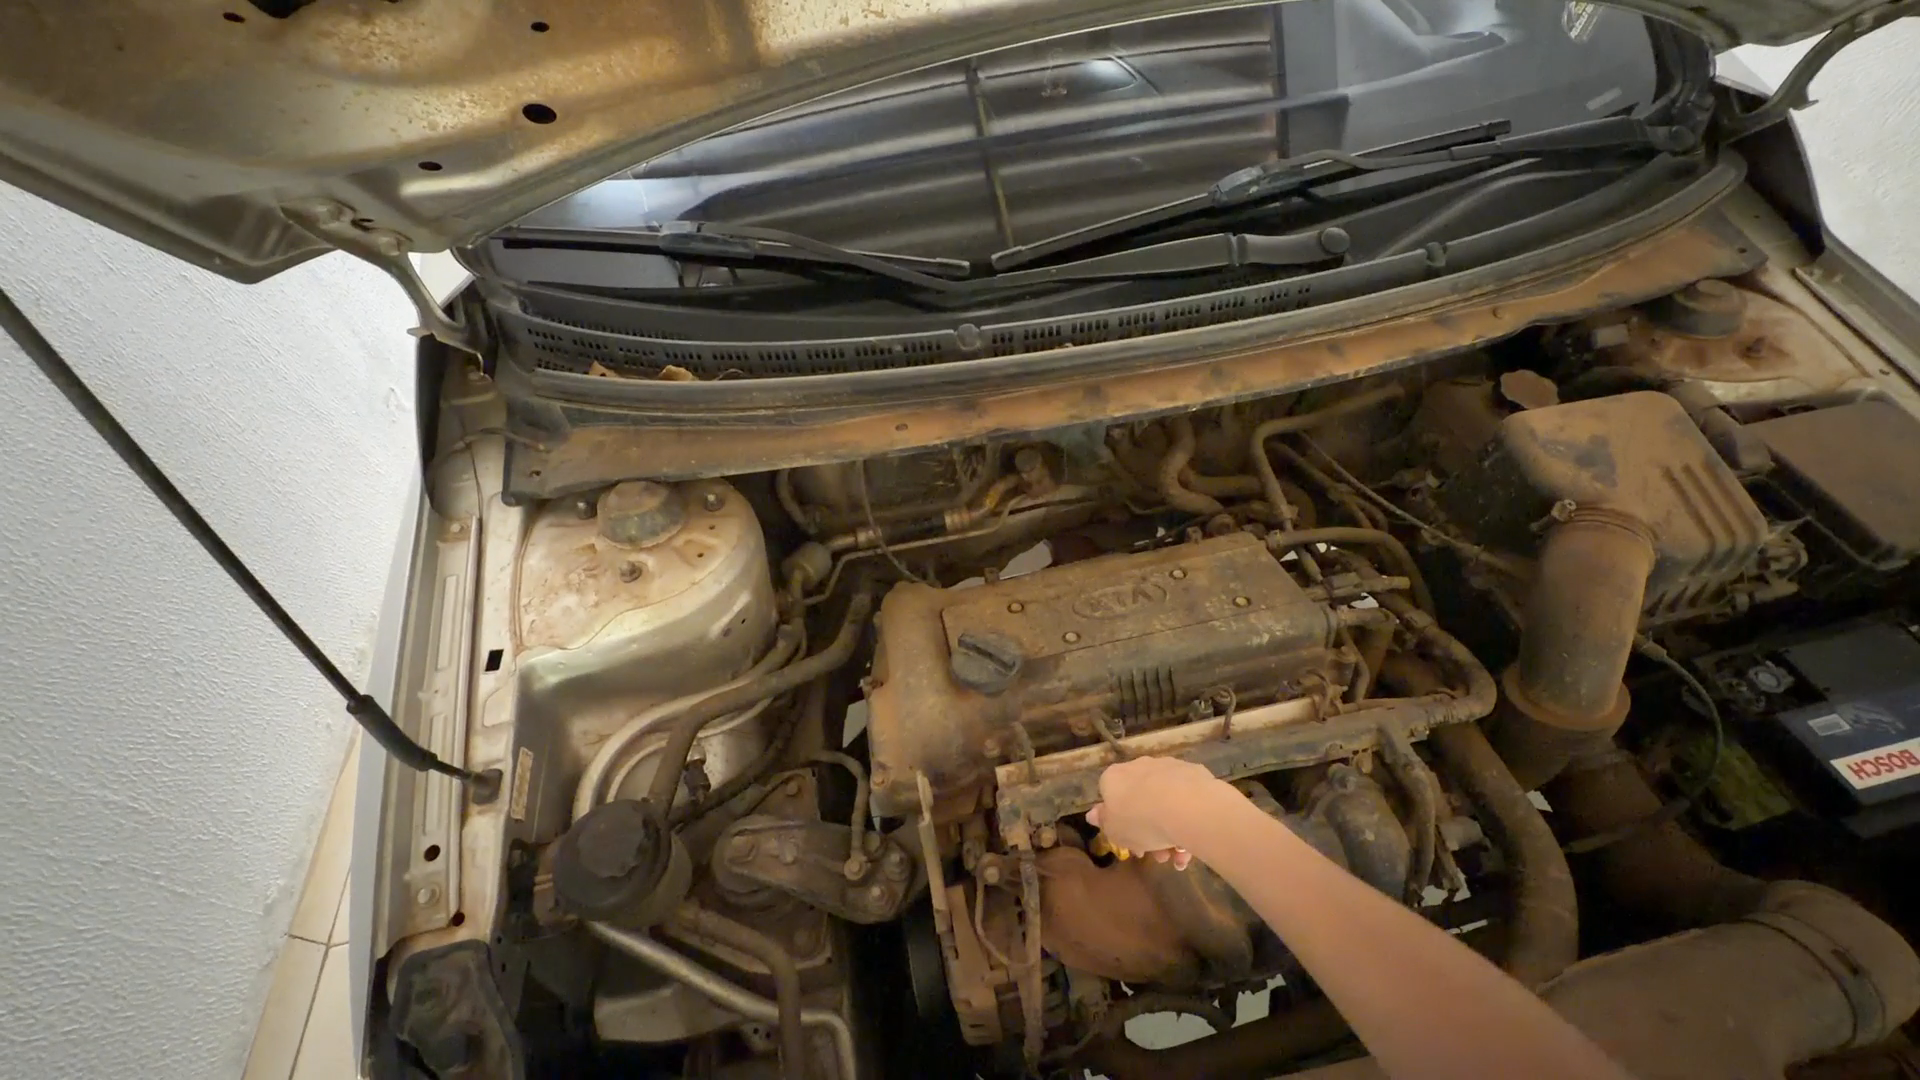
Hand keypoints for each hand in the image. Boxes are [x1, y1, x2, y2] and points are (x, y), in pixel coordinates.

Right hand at [1085, 756, 1228, 870]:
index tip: (1131, 843)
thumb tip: (1092, 814)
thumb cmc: (1141, 821)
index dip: (1120, 823)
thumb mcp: (1114, 831)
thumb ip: (1103, 822)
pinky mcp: (1193, 772)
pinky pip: (1186, 799)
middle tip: (1159, 856)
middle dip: (1149, 831)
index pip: (1110, 797)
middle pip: (1140, 801)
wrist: (1187, 806)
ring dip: (1170, 831)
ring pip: (1165, 802)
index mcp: (1114, 778)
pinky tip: (1194, 842)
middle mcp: (1139, 766)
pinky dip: (1187, 818)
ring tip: (1181, 857)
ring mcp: (1167, 767)